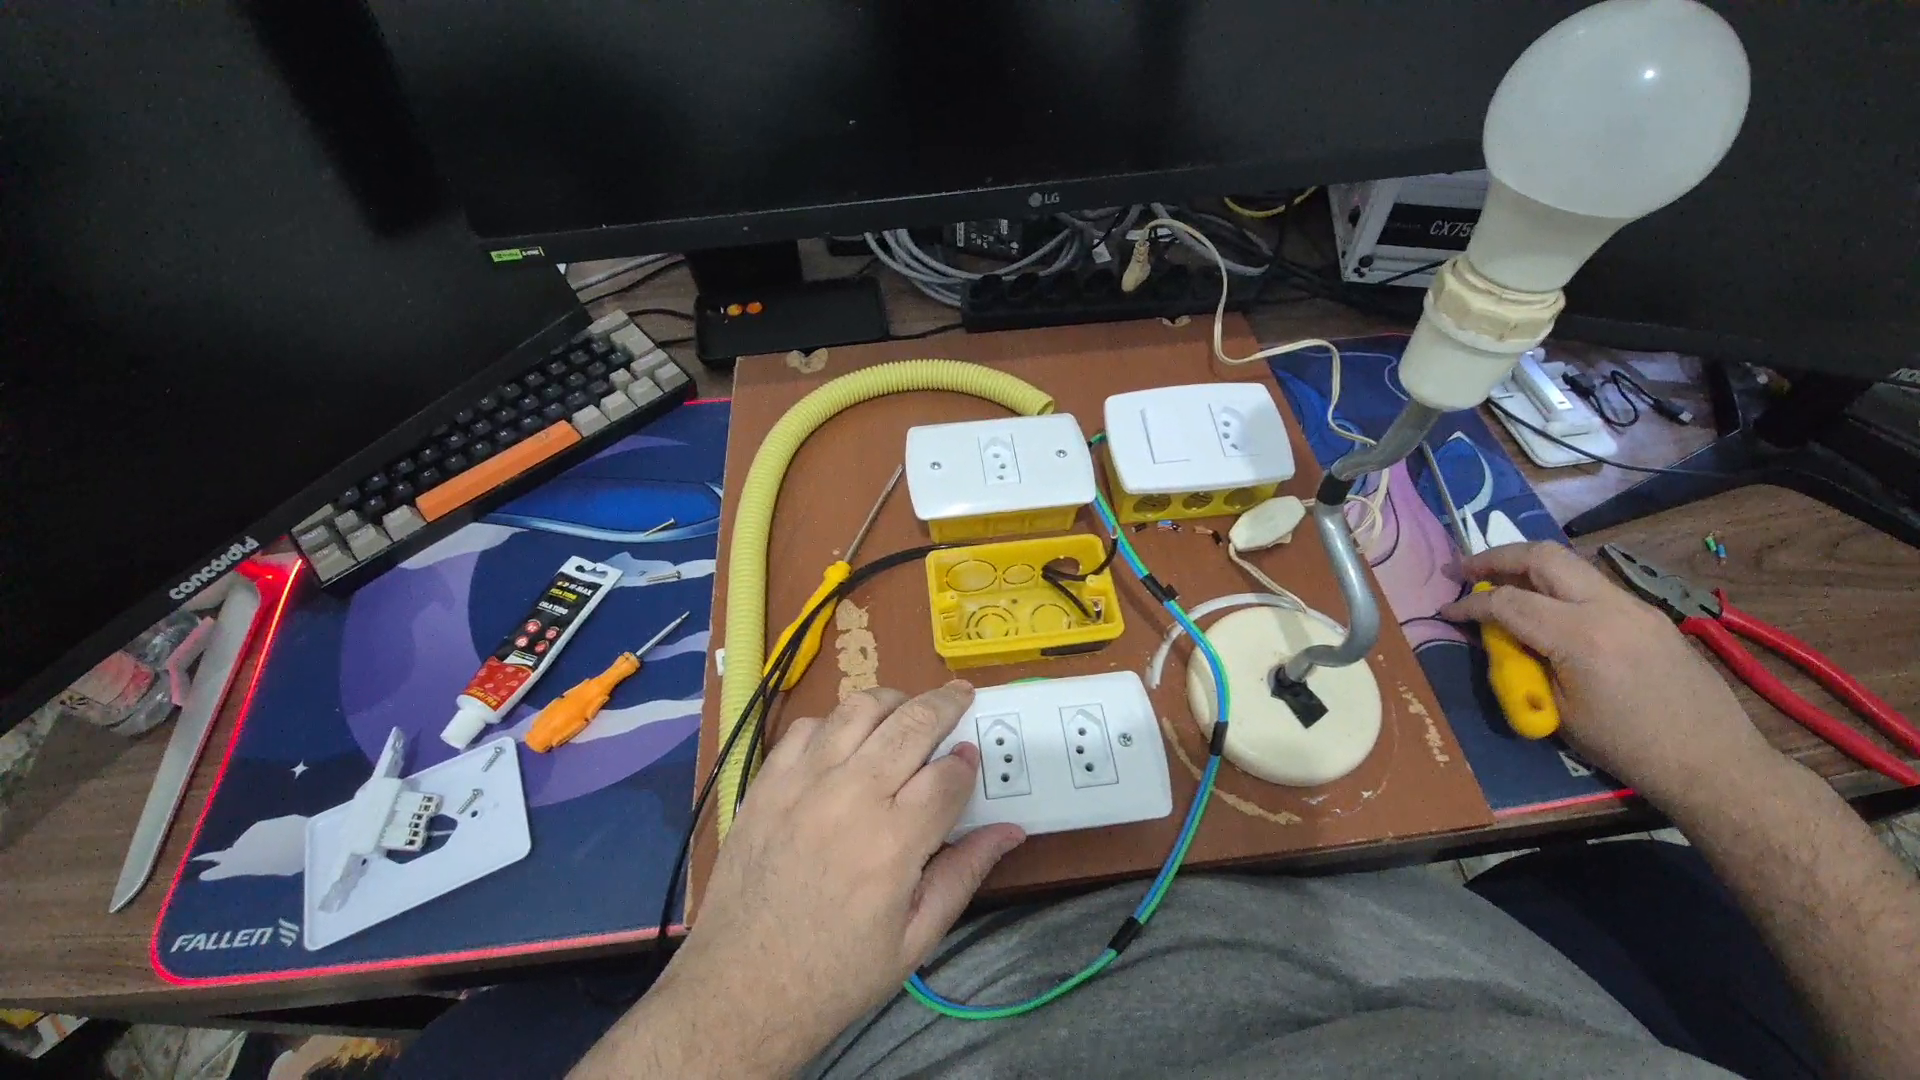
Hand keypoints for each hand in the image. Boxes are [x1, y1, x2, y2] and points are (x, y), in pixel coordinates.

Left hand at [654, 683, 1024, 1070]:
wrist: (741, 989)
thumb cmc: (837, 974)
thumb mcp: (916, 939)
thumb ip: (964, 873)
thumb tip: (1011, 830)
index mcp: (892, 843)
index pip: (947, 775)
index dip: (966, 762)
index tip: (972, 759)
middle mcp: (848, 797)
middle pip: (910, 724)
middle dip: (944, 705)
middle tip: (960, 697)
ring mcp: (801, 783)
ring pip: (857, 709)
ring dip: (892, 702)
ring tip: (908, 709)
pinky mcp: (765, 783)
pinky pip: (807, 727)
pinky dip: (836, 722)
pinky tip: (848, 739)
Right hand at [1440, 543, 1775, 803]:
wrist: (1714, 762)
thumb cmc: (1626, 747)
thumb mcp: (1556, 710)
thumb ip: (1524, 663)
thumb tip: (1498, 637)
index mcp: (1580, 637)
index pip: (1508, 601)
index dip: (1469, 604)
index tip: (1446, 610)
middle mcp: (1609, 608)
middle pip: (1543, 556)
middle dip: (1496, 557)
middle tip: (1465, 569)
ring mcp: (1635, 607)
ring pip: (1570, 564)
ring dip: (1528, 567)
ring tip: (1499, 584)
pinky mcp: (1649, 615)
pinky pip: (1592, 585)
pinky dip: (1557, 585)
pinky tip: (1544, 608)